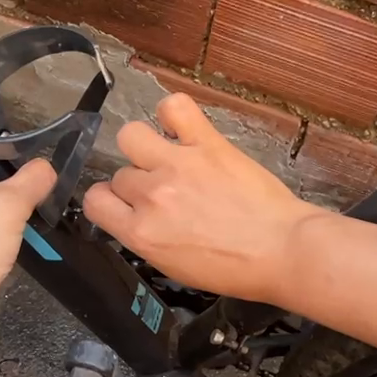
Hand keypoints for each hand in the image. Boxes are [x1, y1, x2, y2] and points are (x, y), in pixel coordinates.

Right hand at [83, 94, 325, 302]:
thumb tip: (137, 217)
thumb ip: (147, 238)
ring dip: (144, 147)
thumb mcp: (175, 268)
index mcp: (141, 234)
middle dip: (138, 182)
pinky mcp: (207, 143)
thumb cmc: (236, 268)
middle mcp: (151, 196)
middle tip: (168, 193)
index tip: (126, 205)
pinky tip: (182, 129)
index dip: (109, 202)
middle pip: (119, 174)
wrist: (282, 251)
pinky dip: (172, 113)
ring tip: (168, 157)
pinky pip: (174, 107)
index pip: (95, 202)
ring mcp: (177, 165)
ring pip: (131, 136)